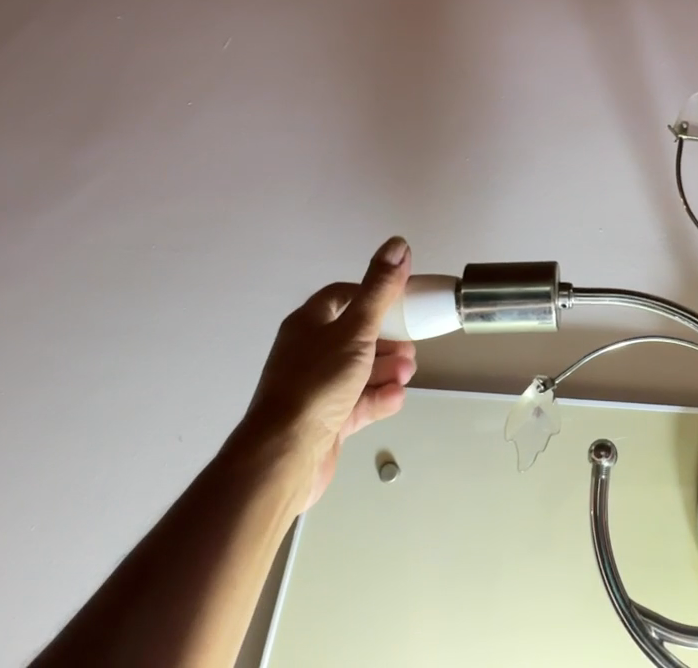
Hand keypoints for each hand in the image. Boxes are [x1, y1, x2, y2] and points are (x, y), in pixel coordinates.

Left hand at [242, 236, 418, 507]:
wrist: (285, 455)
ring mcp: (317, 388)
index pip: (343, 297)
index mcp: (309, 325)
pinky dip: (378, 398)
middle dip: (388, 339)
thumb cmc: (318, 384)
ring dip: (387, 369)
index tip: (402, 303)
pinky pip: (358, 401)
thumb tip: (397, 243)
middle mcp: (309, 352)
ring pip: (359, 370)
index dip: (373, 296)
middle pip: (356, 336)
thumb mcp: (356, 331)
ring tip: (408, 373)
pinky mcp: (326, 420)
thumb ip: (380, 290)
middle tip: (412, 346)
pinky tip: (396, 398)